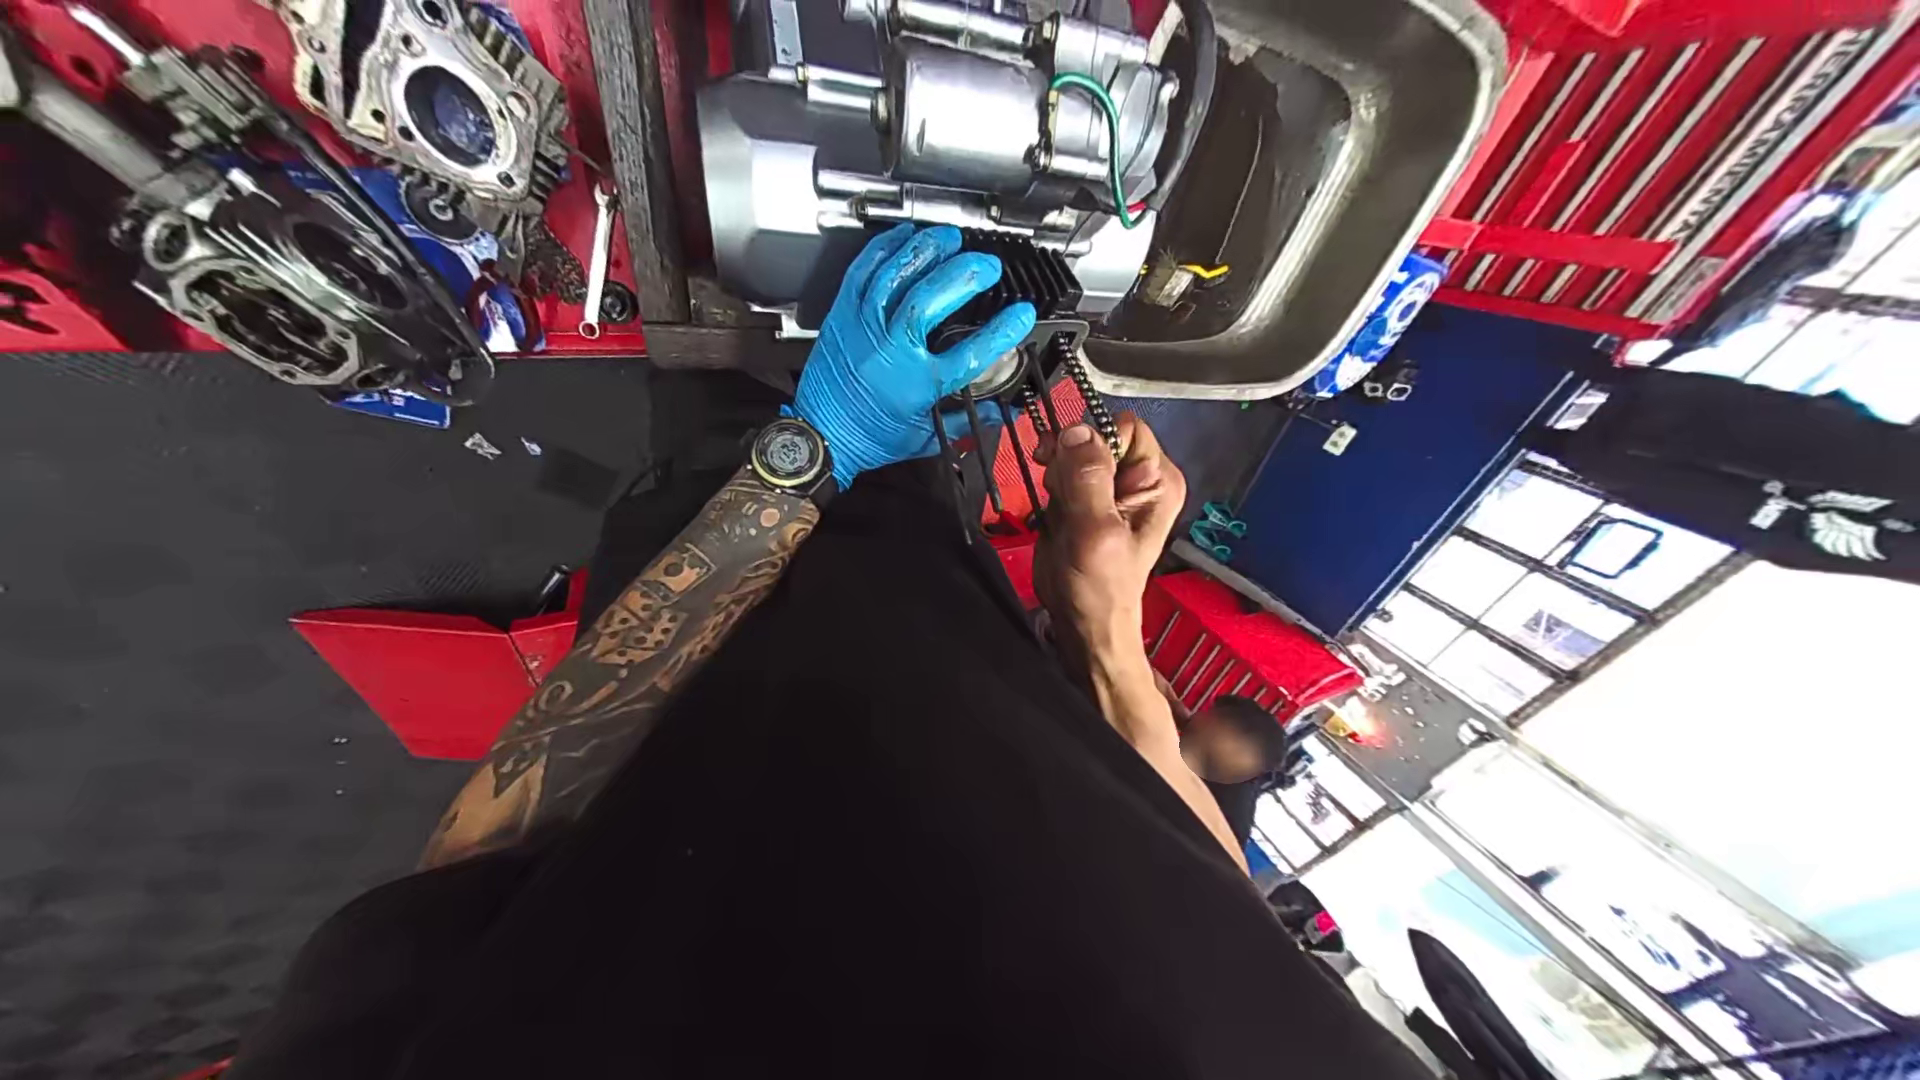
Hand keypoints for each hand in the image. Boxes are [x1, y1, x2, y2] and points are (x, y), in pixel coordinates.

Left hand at [792, 224, 1036, 486]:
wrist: (820, 436)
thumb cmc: (868, 439)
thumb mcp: (923, 438)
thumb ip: (963, 423)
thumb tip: (997, 414)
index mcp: (918, 383)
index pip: (971, 352)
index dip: (1002, 330)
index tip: (1020, 313)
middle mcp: (892, 350)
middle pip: (932, 298)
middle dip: (965, 274)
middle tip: (987, 265)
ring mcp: (865, 327)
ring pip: (897, 275)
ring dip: (928, 251)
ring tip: (951, 239)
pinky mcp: (843, 316)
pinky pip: (863, 271)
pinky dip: (885, 249)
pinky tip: (904, 237)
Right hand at [1033, 414, 1186, 672]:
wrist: (1083, 622)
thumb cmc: (1099, 585)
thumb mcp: (1096, 532)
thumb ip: (1087, 479)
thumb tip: (1075, 430)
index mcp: (1157, 481)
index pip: (1125, 429)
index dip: (1094, 443)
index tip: (1069, 469)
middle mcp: (1137, 478)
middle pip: (1095, 439)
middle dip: (1070, 463)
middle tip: (1063, 497)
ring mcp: (1109, 489)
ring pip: (1073, 454)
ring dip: (1057, 478)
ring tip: (1062, 512)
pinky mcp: (1083, 500)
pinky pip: (1061, 473)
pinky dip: (1051, 489)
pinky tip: (1054, 512)